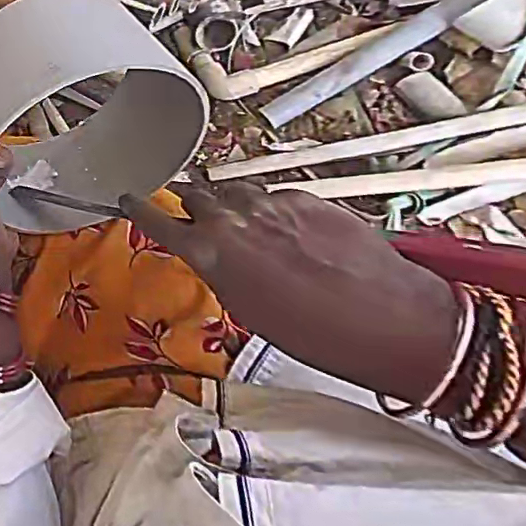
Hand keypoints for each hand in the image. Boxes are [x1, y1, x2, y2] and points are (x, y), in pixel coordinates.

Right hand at [119, 182, 461, 403]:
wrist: (395, 322)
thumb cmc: (313, 332)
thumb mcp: (243, 306)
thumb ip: (215, 268)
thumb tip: (209, 252)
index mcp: (208, 251)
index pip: (153, 217)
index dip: (137, 207)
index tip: (130, 199)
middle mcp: (231, 218)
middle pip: (193, 195)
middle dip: (190, 206)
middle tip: (198, 221)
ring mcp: (270, 202)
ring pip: (233, 192)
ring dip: (231, 206)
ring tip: (247, 228)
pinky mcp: (305, 196)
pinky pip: (272, 196)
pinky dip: (271, 210)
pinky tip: (289, 233)